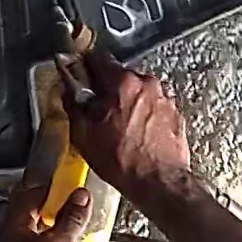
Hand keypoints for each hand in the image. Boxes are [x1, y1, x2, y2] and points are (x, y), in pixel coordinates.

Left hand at [0, 186, 92, 241]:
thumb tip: (80, 196)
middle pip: (31, 212)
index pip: (27, 195)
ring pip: (38, 230)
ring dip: (58, 223)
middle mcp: (10, 241)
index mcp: (10, 229)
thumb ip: (71, 218)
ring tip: (78, 221)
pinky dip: (58, 241)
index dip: (49, 188)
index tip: (69, 185)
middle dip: (54, 204)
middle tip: (76, 200)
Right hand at [69, 53, 191, 199]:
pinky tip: (135, 134)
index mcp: (122, 82)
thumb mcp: (84, 134)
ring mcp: (164, 98)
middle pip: (120, 75)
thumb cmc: (124, 161)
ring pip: (138, 91)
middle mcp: (147, 84)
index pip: (99, 58)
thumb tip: (67, 91)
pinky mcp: (174, 113)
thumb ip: (73, 105)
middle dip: (108, 89)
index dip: (85, 65)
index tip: (80, 73)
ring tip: (118, 127)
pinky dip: (143, 114)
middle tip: (97, 110)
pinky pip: (152, 106)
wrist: (160, 183)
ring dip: (127, 102)